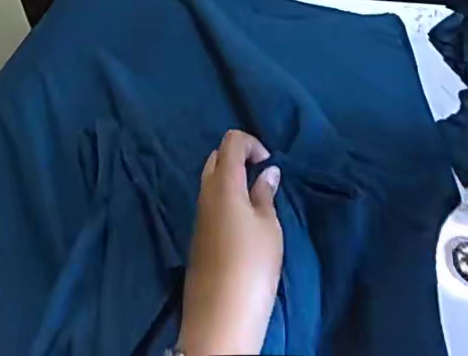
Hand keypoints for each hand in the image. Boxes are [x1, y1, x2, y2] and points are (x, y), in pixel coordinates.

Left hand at [179, 131, 283, 355]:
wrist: (218, 324)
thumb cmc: (251, 266)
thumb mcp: (269, 226)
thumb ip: (265, 194)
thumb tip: (267, 172)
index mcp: (223, 185)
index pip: (230, 142)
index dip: (251, 142)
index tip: (268, 162)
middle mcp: (205, 196)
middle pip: (216, 159)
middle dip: (239, 157)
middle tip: (262, 175)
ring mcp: (198, 219)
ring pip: (211, 182)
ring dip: (233, 180)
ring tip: (258, 199)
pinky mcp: (198, 240)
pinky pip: (211, 205)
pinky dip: (227, 200)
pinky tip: (245, 221)